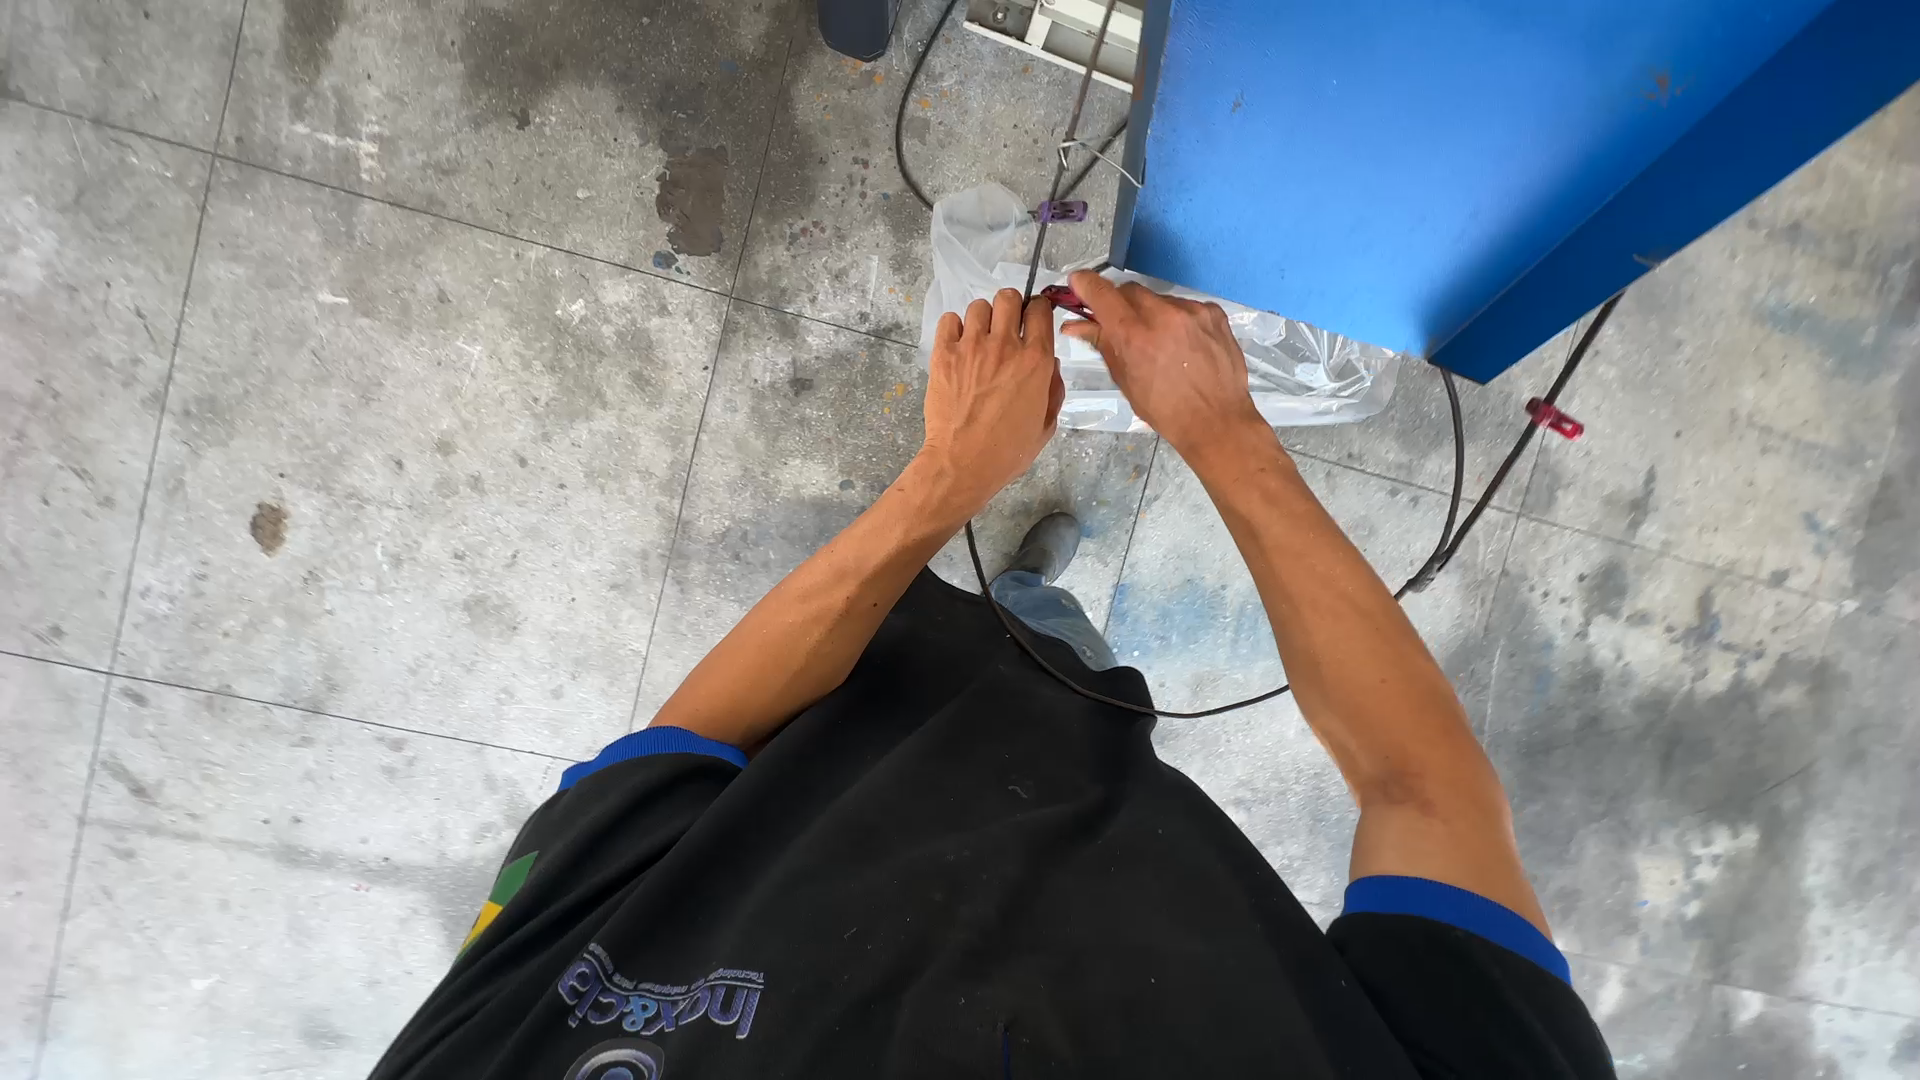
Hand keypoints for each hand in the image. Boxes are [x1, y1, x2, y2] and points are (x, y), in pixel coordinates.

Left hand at [916, 288, 1064, 518]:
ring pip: (978, 307)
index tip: (1033, 320)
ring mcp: (972, 347)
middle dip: (1010, 308)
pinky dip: (955, 328)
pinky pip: (949, 320)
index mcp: (1036, 361)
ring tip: (979, 340)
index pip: (1040, 311)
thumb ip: (1054, 390)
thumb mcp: (1045, 426)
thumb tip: (1050, 365)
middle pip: (1008, 298)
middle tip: (1005, 328)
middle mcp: (1005, 346)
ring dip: (982, 319)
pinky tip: (958, 346)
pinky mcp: (944, 355)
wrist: (962, 463)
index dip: (1038, 311)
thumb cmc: (1007, 451)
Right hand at [1063, 270, 1272, 461]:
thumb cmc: (1164, 409)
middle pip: (1130, 291)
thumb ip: (1103, 344)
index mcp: (1134, 335)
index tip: (1078, 282)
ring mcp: (1192, 311)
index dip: (1085, 284)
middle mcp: (1162, 315)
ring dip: (1151, 314)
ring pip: (1159, 299)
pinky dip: (1177, 320)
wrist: (1215, 420)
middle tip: (1121, 325)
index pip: (1101, 293)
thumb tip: (1076, 325)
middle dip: (1120, 304)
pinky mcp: (1213, 312)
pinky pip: (1185, 307)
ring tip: (1160, 343)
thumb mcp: (1125, 380)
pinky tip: (1183, 344)